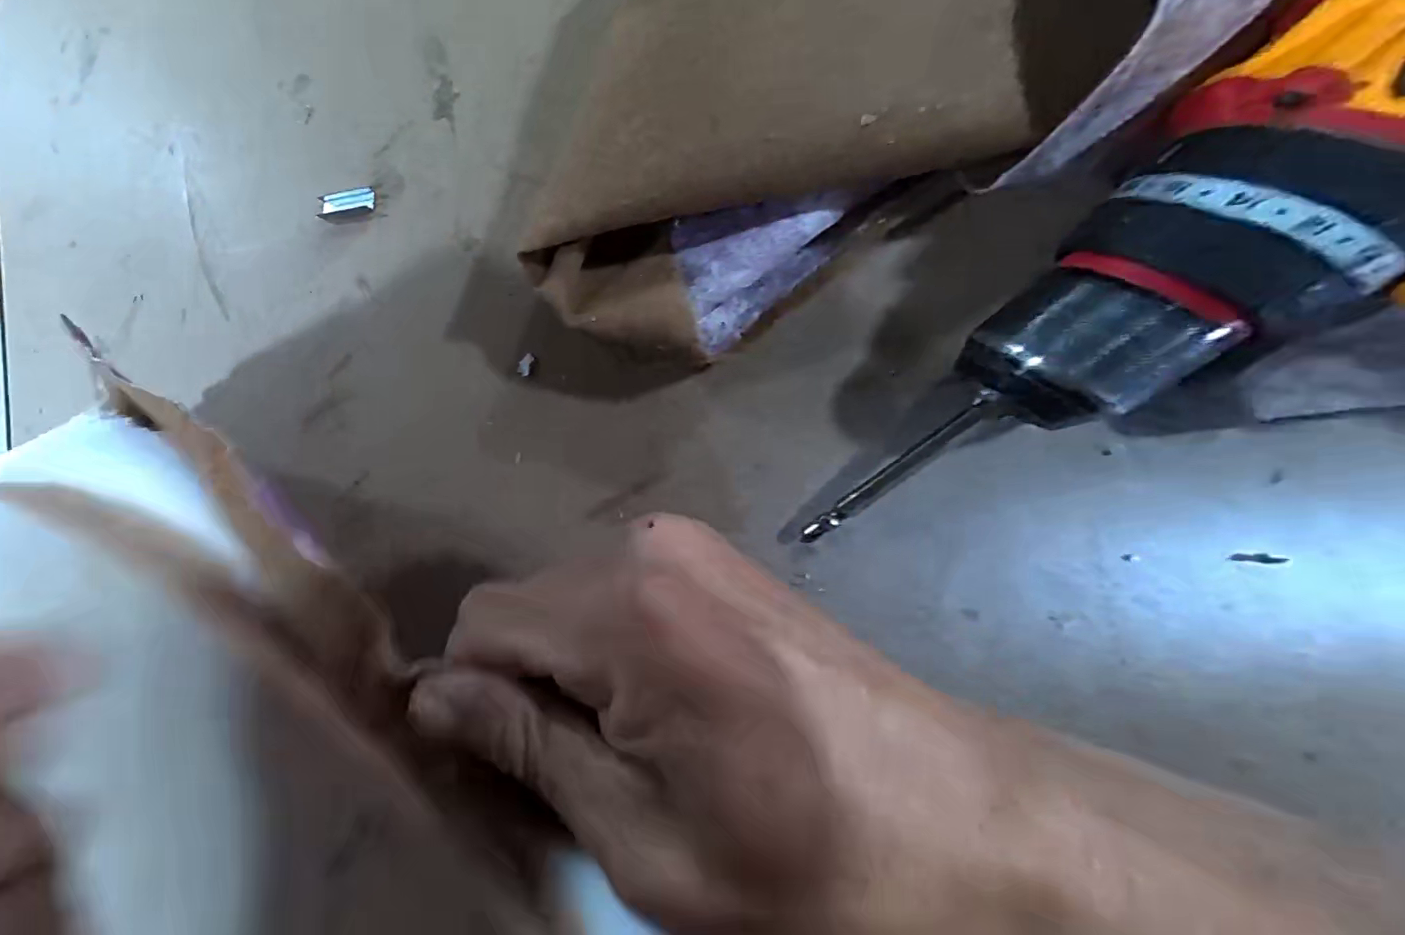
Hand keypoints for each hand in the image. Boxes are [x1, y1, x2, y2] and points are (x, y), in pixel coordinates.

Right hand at [407, 514, 1041, 932]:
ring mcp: (680, 539)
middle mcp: (642, 547)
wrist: (973, 825)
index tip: (510, 763)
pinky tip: (665, 693)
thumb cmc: (811, 864)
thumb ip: (526, 749)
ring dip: (565, 662)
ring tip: (632, 733)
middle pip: (518, 605)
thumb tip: (431, 697)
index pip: (479, 625)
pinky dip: (606, 638)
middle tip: (581, 764)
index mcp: (625, 612)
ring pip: (560, 595)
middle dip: (521, 680)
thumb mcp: (647, 843)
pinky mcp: (706, 549)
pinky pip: (609, 585)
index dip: (474, 696)